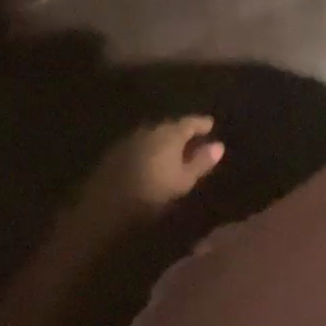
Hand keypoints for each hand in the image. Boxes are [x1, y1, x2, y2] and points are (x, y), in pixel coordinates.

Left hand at [76, 116, 225, 228]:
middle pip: (171, 126)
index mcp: (170, 133)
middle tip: (195, 138)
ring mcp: (132, 138)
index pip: (190, 122)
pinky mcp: (117, 151)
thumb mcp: (183, 181)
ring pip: (155, 134)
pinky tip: (154, 160)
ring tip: (176, 150)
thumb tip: (219, 145)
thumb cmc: (152, 192)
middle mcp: (151, 129)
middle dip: (183, 131)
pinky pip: (142, 144)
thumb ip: (201, 161)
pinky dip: (151, 148)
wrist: (106, 203)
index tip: (211, 124)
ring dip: (166, 140)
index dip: (201, 123)